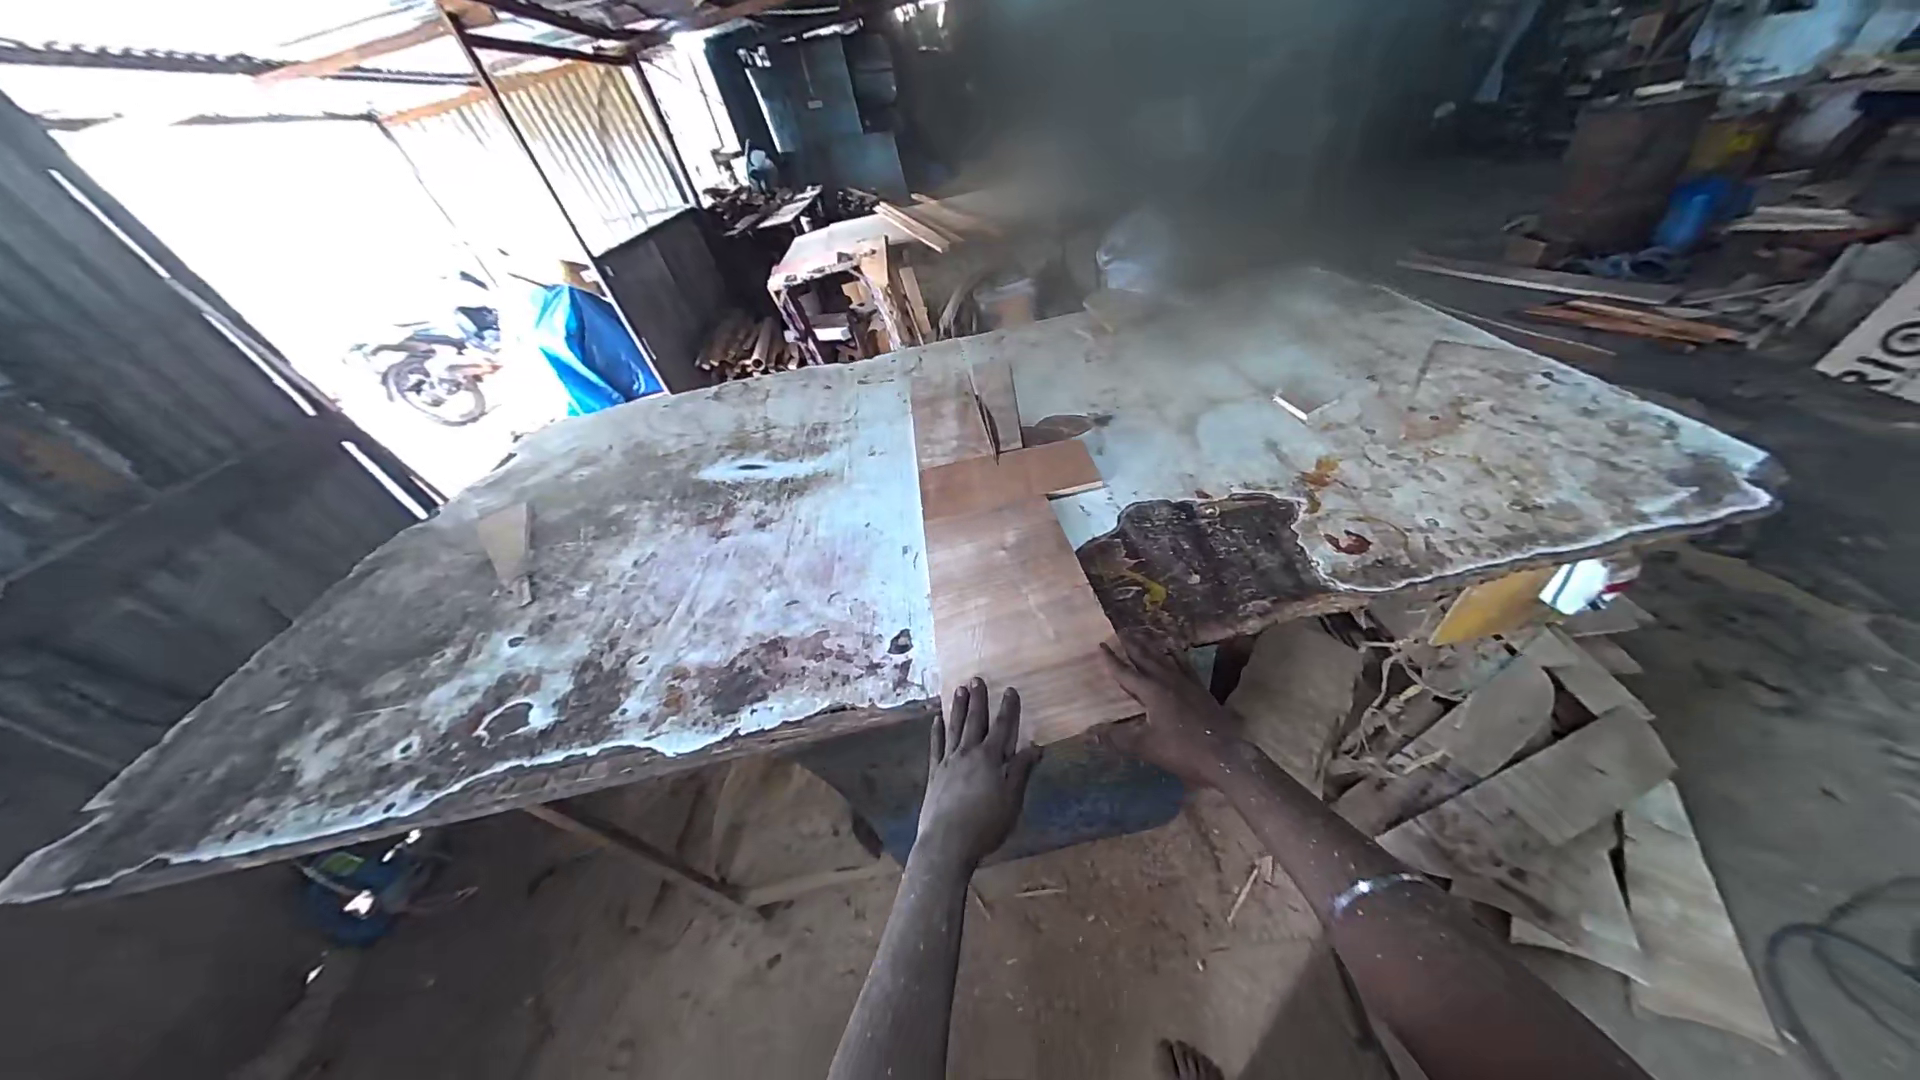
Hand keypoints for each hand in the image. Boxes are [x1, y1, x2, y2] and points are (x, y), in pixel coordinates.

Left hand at [917, 678, 1040, 868]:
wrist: (946, 843)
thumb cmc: (985, 824)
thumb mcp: (1011, 800)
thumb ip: (1021, 771)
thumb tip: (1035, 746)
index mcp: (990, 758)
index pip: (1002, 727)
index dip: (1008, 708)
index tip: (1010, 690)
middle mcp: (968, 753)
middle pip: (975, 721)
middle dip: (978, 699)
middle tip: (976, 678)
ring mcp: (948, 761)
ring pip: (954, 728)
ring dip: (958, 708)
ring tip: (959, 690)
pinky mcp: (935, 773)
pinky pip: (936, 745)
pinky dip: (937, 731)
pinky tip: (937, 719)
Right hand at [1098, 637, 1246, 788]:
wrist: (1225, 757)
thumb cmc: (1182, 751)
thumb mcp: (1145, 747)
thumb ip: (1116, 738)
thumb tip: (1089, 733)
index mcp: (1151, 691)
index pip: (1125, 672)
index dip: (1111, 659)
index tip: (1101, 644)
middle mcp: (1168, 680)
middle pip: (1145, 657)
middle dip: (1131, 644)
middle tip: (1120, 631)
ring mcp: (1187, 683)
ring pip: (1164, 658)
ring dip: (1151, 646)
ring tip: (1142, 636)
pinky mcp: (1200, 689)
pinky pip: (1184, 664)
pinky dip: (1175, 655)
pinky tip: (1175, 651)